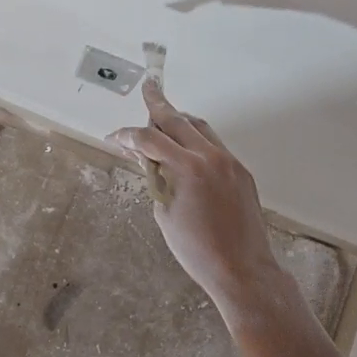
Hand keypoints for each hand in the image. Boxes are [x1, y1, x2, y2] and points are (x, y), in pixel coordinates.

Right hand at [111, 80, 291, 322]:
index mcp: (188, 167)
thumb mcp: (164, 212)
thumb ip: (157, 179)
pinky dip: (196, 142)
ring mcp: (230, 163)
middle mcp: (211, 156)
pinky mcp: (241, 173)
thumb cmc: (195, 249)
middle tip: (147, 87)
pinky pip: (215, 147)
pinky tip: (185, 152)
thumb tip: (148, 160)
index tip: (113, 137)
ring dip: (180, 121)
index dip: (127, 136)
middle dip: (158, 104)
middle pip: (178, 121)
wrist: (242, 270)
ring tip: (163, 119)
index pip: (150, 139)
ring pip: (201, 129)